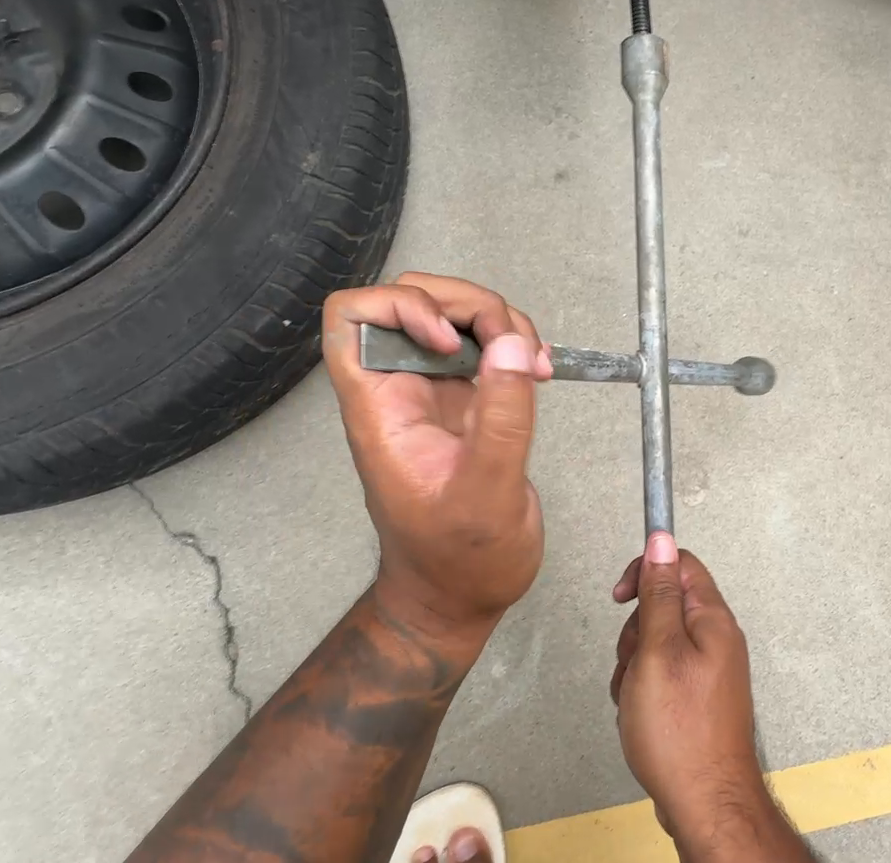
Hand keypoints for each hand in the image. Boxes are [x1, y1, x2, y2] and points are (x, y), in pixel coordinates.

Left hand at [322, 274, 554, 645]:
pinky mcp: (469, 396)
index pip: (352, 316)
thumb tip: (512, 344)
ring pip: (457, 313)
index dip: (400, 306)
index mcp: (379, 405)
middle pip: (415, 297)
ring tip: (535, 365)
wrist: (462, 594)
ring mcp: (436, 387)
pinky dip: (516, 343)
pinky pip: (487, 342)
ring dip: (502, 322)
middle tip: (515, 347)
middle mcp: (401, 386)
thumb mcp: (486, 495)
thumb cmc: (459, 561)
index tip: (449, 343)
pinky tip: (538, 371)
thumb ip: (501, 419)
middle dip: (470, 306)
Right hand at [611, 535, 771, 848]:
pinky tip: (641, 716)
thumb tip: (661, 539)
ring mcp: (707, 670)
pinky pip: (660, 675)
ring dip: (634, 667)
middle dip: (635, 632)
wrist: (705, 803)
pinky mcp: (697, 697)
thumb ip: (657, 593)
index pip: (679, 565)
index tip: (619, 597)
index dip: (645, 571)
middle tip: (635, 664)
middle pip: (662, 605)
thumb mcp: (657, 651)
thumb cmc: (679, 730)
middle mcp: (715, 639)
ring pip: (655, 644)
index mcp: (712, 619)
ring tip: (637, 699)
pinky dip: (642, 691)